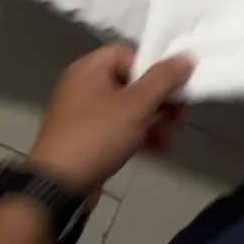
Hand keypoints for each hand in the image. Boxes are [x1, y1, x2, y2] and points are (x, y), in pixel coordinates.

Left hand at [27, 44, 193, 194]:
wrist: (57, 189)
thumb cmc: (97, 136)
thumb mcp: (136, 105)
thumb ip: (164, 78)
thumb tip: (186, 57)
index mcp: (90, 69)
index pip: (129, 53)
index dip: (154, 65)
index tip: (174, 83)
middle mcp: (83, 86)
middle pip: (131, 81)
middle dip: (159, 97)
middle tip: (180, 112)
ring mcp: (82, 114)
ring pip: (127, 107)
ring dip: (153, 118)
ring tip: (173, 133)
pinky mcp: (85, 139)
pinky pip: (117, 127)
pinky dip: (137, 133)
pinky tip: (159, 147)